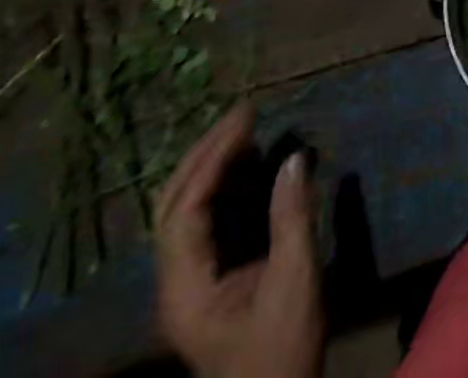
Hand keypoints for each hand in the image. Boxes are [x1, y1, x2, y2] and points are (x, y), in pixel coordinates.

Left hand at [155, 102, 322, 377]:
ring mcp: (185, 282)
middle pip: (172, 204)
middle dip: (204, 153)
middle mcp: (173, 281)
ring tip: (242, 130)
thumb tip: (295, 158)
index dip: (213, 159)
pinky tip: (246, 167)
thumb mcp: (295, 284)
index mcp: (185, 288)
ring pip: (182, 211)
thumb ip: (292, 219)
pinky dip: (220, 187)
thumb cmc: (283, 352)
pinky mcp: (204, 281)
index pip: (185, 209)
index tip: (245, 120)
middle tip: (241, 114)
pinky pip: (202, 222)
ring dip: (209, 166)